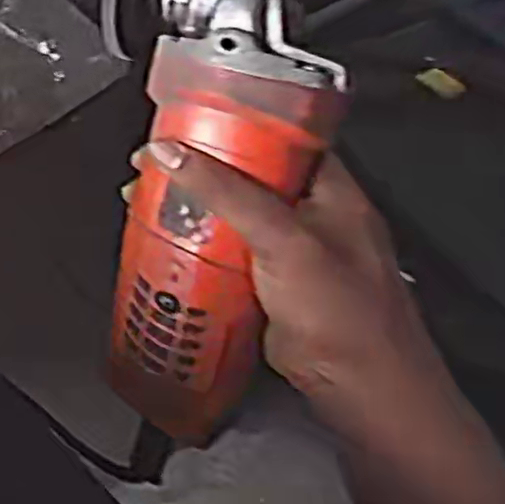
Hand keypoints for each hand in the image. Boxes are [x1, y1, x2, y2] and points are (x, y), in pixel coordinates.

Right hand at [140, 141, 504, 503]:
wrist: (359, 390)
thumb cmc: (344, 314)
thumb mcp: (284, 241)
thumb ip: (226, 193)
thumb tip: (166, 150)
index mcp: (331, 194)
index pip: (283, 138)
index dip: (237, 119)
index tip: (189, 113)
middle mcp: (309, 211)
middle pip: (242, 168)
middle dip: (193, 160)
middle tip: (153, 155)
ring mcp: (285, 241)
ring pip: (223, 201)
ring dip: (183, 194)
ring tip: (145, 189)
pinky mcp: (261, 267)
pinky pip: (216, 233)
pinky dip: (186, 226)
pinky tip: (161, 226)